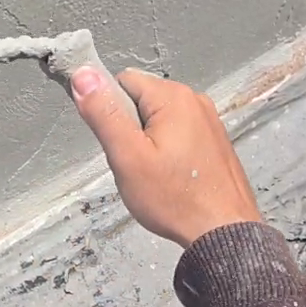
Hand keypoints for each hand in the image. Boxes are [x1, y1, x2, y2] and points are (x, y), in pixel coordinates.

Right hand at [69, 67, 261, 246]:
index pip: (122, 81)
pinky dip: (167, 152)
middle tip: (134, 165)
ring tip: (152, 176)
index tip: (116, 144)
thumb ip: (103, 114)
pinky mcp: (214, 141)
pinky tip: (170, 179)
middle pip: (142, 101)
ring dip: (147, 143)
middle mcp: (195, 100)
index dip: (109, 111)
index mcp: (173, 96)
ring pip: (159, 120)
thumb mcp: (127, 157)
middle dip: (129, 130)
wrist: (223, 232)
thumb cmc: (174, 198)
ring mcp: (209, 120)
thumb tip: (82, 74)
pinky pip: (178, 134)